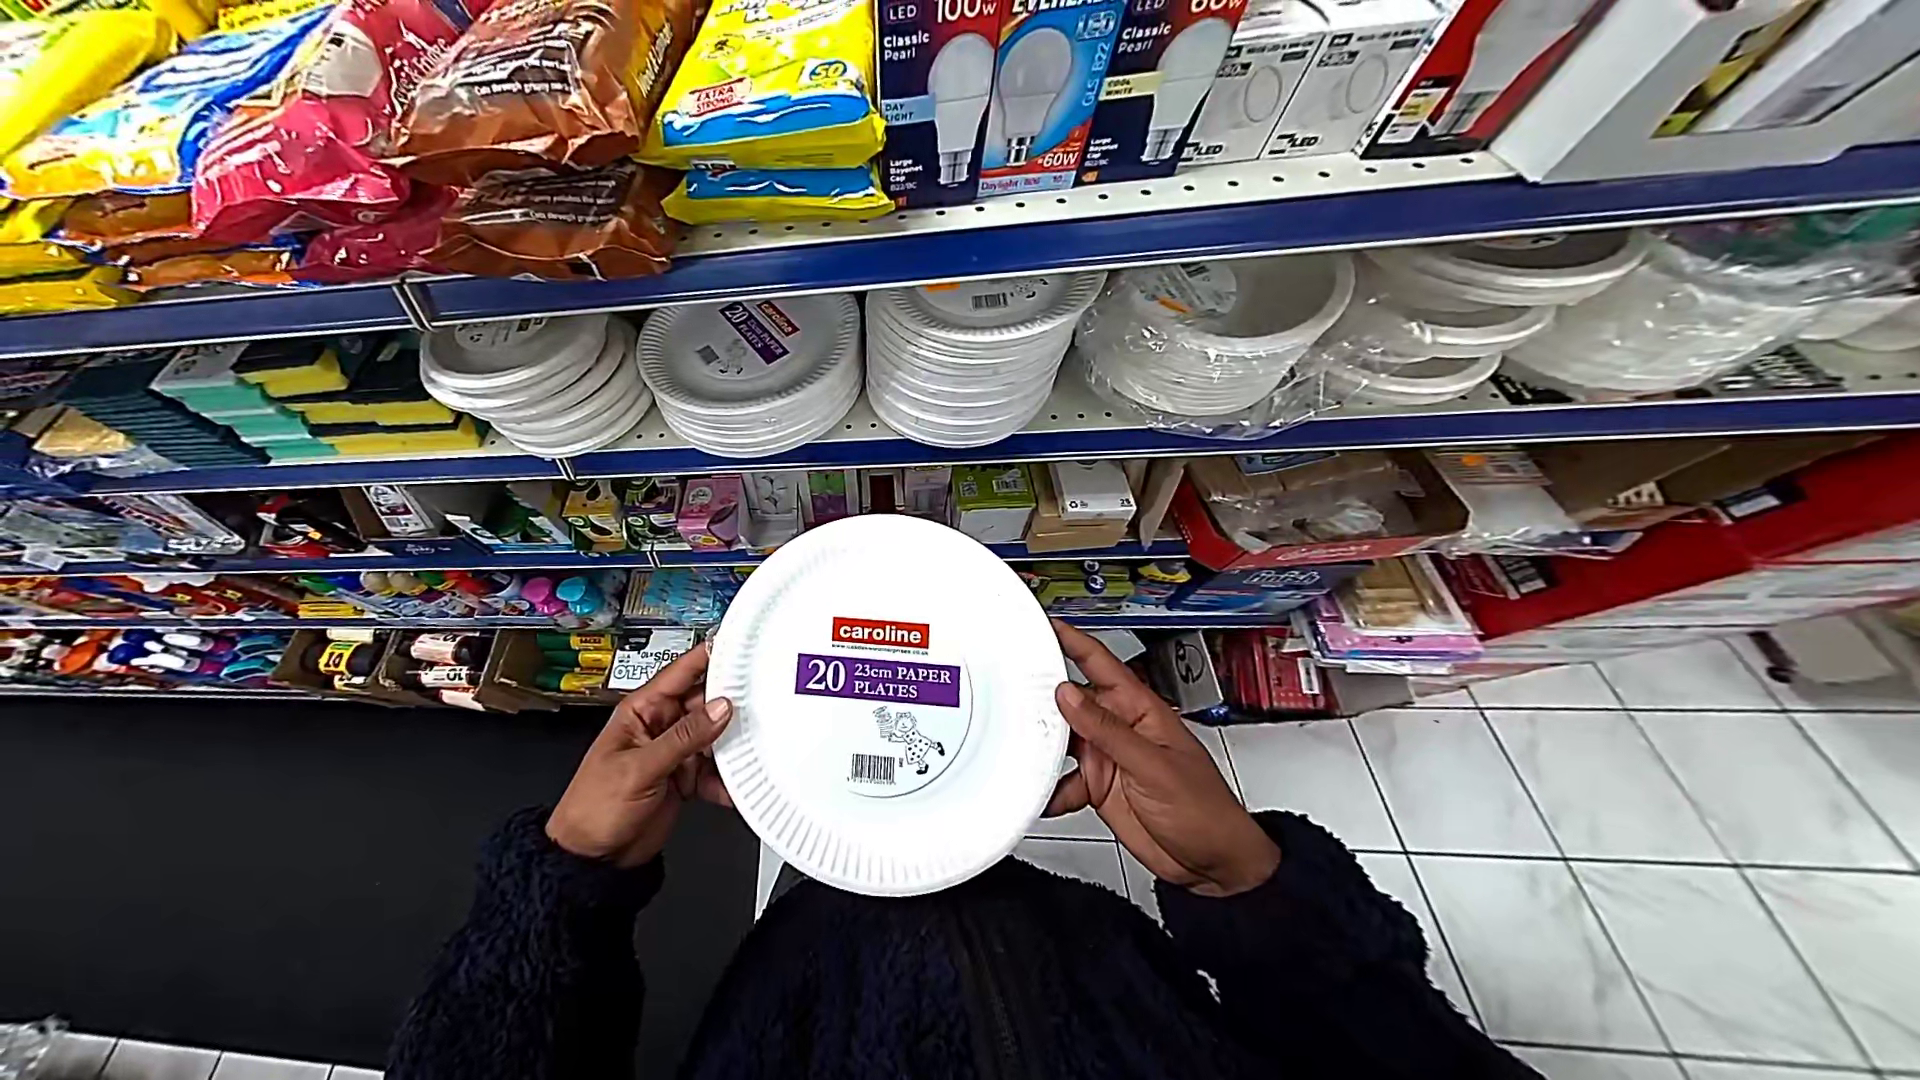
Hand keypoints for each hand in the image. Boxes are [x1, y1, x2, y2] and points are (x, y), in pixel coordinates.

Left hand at [546, 641, 733, 866]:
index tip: (739, 644)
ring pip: (718, 735)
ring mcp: (677, 750)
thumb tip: (720, 708)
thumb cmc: (593, 809)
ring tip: (751, 752)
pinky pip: (717, 768)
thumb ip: (683, 737)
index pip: (682, 672)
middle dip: (733, 705)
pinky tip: (734, 788)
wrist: (592, 861)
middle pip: (708, 702)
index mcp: (643, 711)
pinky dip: (728, 779)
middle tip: (760, 704)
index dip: (710, 655)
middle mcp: (663, 725)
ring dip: (734, 745)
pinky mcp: (688, 775)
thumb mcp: (638, 768)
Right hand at [1046, 621, 1279, 897]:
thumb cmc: (1205, 808)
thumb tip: (1069, 695)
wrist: (1212, 863)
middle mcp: (1118, 727)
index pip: (1100, 663)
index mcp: (1138, 709)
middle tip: (1014, 697)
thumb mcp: (1154, 765)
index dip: (1072, 641)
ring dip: (1042, 747)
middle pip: (1071, 701)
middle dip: (1043, 698)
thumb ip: (1108, 730)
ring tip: (1023, 751)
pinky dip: (1050, 788)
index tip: (1045, 626)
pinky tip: (1044, 796)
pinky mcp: (1097, 786)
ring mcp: (1106, 757)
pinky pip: (1063, 781)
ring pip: (1061, 740)